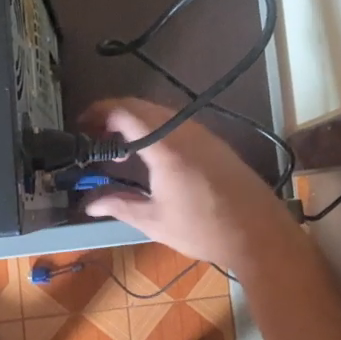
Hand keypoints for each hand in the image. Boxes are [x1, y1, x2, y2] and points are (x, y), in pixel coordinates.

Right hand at [78, 98, 299, 268]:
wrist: (259, 232)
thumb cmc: (204, 229)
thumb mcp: (155, 220)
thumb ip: (119, 205)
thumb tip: (88, 203)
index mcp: (165, 146)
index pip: (124, 111)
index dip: (98, 112)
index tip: (81, 126)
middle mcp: (184, 130)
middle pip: (141, 107)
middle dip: (114, 116)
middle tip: (95, 138)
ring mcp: (203, 133)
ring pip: (161, 113)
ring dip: (136, 122)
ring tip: (120, 150)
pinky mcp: (216, 142)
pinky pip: (179, 123)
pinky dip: (157, 129)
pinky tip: (152, 155)